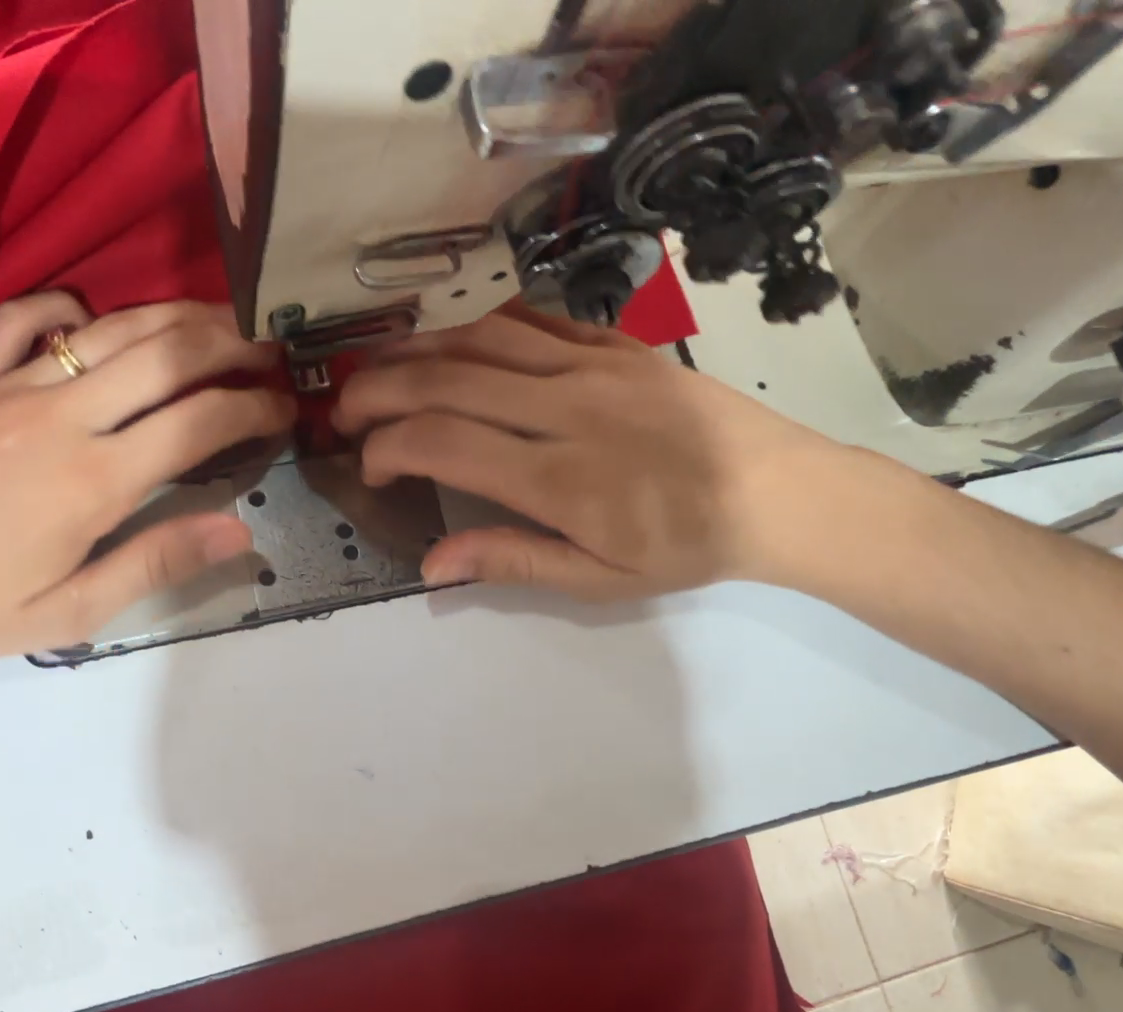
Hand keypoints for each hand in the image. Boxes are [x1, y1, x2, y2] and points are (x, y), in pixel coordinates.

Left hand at [0, 295, 293, 666]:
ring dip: (177, 317)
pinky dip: (67, 311)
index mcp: (94, 480)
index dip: (257, 407)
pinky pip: (22, 321)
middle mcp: (62, 417)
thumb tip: (239, 531)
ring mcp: (9, 389)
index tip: (286, 409)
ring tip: (220, 321)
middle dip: (233, 345)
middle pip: (169, 355)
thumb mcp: (66, 613)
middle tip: (270, 351)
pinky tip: (92, 324)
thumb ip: (155, 562)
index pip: (200, 422)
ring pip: (113, 329)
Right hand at [333, 305, 845, 600]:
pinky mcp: (614, 344)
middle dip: (378, 388)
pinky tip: (453, 338)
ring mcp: (591, 366)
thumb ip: (510, 562)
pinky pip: (533, 320)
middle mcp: (564, 409)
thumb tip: (431, 564)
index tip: (371, 465)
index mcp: (557, 478)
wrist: (778, 491)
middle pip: (446, 380)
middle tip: (344, 406)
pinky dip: (479, 326)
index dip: (387, 447)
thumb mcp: (598, 579)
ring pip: (480, 339)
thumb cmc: (684, 545)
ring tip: (378, 365)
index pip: (441, 443)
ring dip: (416, 348)